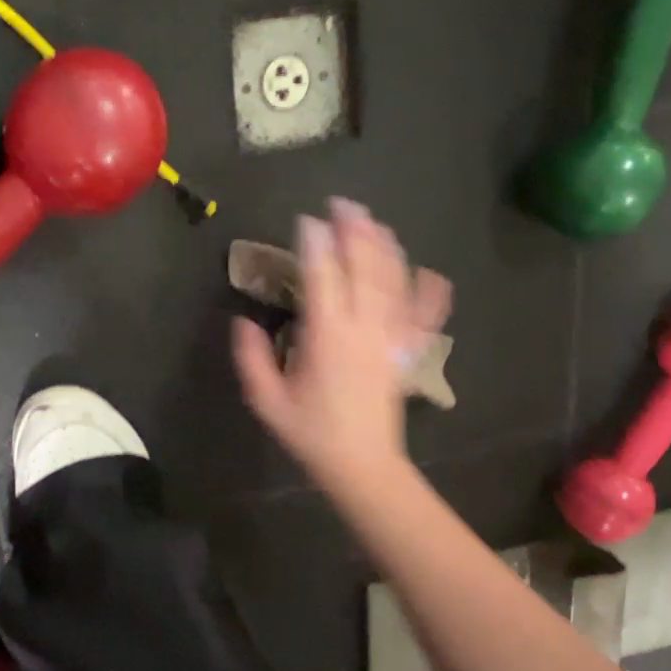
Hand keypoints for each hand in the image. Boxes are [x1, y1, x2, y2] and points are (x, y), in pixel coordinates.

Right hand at [233, 198, 451, 490]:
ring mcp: (392, 338)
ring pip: (394, 282)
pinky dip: (429, 290)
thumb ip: (251, 358)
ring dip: (385, 248)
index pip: (322, 278)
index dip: (315, 245)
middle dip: (354, 232)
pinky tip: (427, 271)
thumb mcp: (267, 399)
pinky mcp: (407, 352)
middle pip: (364, 268)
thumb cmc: (310, 432)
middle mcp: (364, 329)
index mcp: (327, 337)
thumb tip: (242, 322)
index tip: (306, 220)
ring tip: (374, 221)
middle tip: (343, 205)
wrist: (362, 464)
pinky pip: (425, 315)